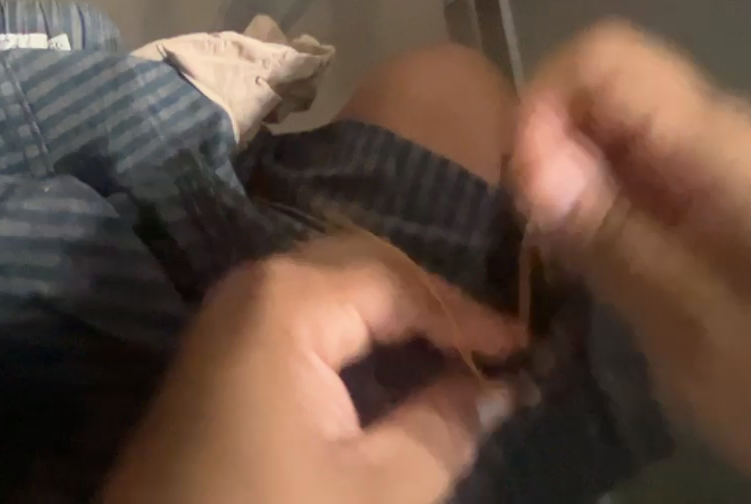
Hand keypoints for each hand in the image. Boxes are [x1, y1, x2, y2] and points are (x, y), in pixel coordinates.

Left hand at [101, 234, 526, 503]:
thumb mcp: (378, 493)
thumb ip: (444, 424)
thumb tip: (498, 386)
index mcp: (289, 298)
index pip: (398, 282)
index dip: (466, 314)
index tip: (527, 346)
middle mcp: (255, 283)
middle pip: (364, 269)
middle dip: (430, 305)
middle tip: (495, 348)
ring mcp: (231, 313)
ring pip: (334, 290)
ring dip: (394, 320)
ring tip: (458, 357)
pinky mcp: (223, 350)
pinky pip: (303, 319)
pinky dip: (354, 339)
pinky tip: (393, 371)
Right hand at [508, 22, 750, 503]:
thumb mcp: (713, 337)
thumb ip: (619, 243)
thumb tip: (530, 166)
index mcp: (725, 148)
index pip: (604, 59)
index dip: (545, 103)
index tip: (525, 189)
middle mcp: (711, 136)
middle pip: (594, 83)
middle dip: (541, 137)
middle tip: (531, 226)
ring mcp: (705, 167)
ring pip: (598, 123)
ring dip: (555, 169)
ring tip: (552, 249)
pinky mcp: (697, 201)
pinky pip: (616, 165)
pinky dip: (578, 194)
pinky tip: (581, 254)